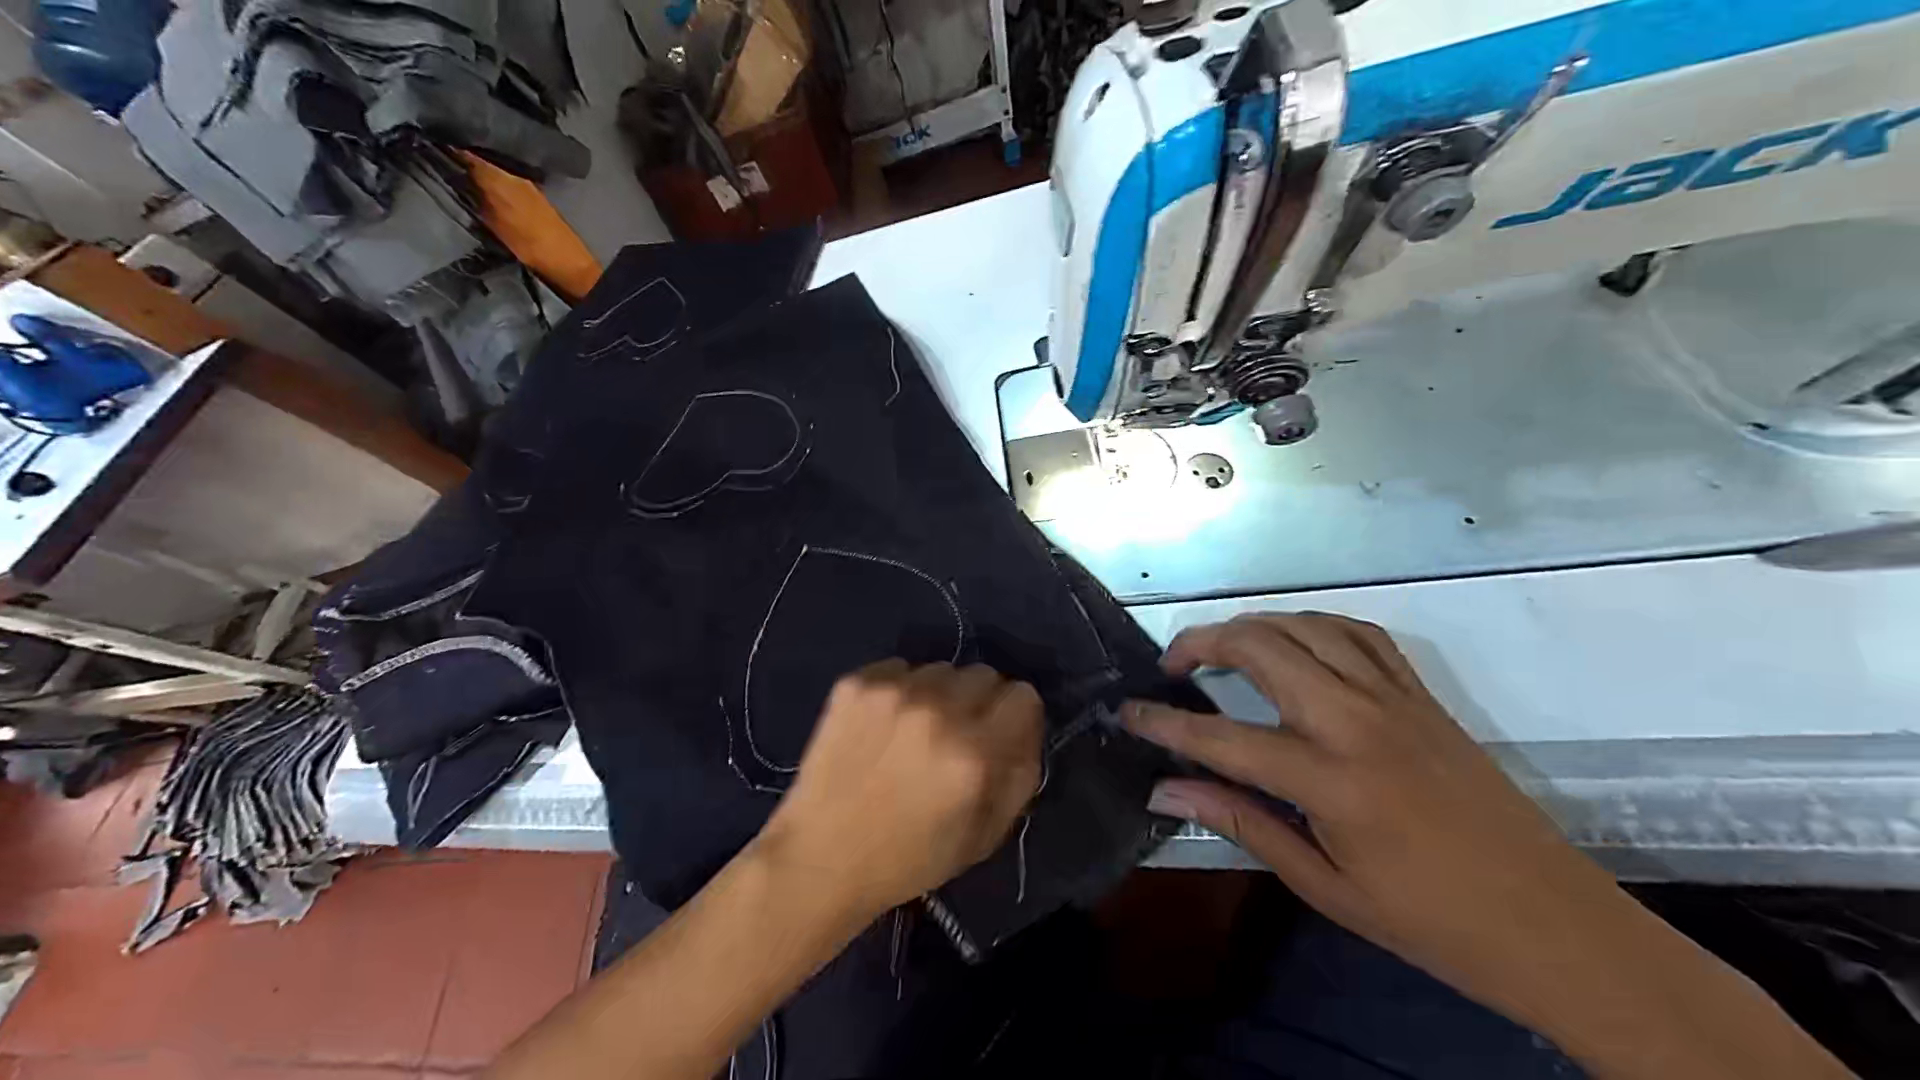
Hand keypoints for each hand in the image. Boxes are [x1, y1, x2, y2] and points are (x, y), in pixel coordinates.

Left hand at [756, 660, 1042, 921]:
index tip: (998, 737)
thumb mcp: (987, 835)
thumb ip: (1021, 775)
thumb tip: (1026, 729)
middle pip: (984, 674)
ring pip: (941, 668)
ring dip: (939, 694)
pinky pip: (899, 668)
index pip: (1023, 695)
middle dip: (979, 702)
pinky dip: (900, 689)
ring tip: (914, 731)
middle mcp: (939, 711)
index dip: (1015, 718)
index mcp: (976, 753)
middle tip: (955, 735)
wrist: (821, 857)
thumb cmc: (910, 858)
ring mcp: (893, 692)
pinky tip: (882, 725)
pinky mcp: (855, 683)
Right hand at [1122, 613, 1640, 1022]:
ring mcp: (1396, 699)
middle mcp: (1359, 722)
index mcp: (1332, 781)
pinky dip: (1313, 625)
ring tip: (1221, 646)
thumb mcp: (1325, 886)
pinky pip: (1359, 634)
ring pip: (1307, 627)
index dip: (1165, 722)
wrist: (1558, 926)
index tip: (1127, 711)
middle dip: (1203, 644)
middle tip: (1172, 664)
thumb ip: (1241, 822)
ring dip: (1253, 625)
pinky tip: (1294, 641)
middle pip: (1263, 649)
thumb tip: (1164, 789)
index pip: (1222, 737)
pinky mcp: (1423, 696)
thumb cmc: (1432, 922)